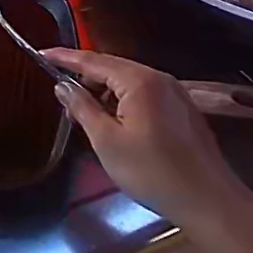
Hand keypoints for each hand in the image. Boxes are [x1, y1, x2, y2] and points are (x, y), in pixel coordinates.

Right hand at [44, 47, 251, 228]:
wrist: (208, 200)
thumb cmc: (152, 172)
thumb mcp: (107, 142)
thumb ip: (82, 108)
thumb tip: (62, 85)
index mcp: (139, 80)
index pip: (93, 60)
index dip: (66, 57)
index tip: (43, 52)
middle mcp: (158, 77)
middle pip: (113, 68)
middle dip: (86, 79)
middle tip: (64, 97)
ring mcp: (173, 91)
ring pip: (129, 82)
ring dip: (106, 93)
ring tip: (88, 115)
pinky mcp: (182, 108)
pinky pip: (145, 94)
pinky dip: (125, 101)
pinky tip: (117, 123)